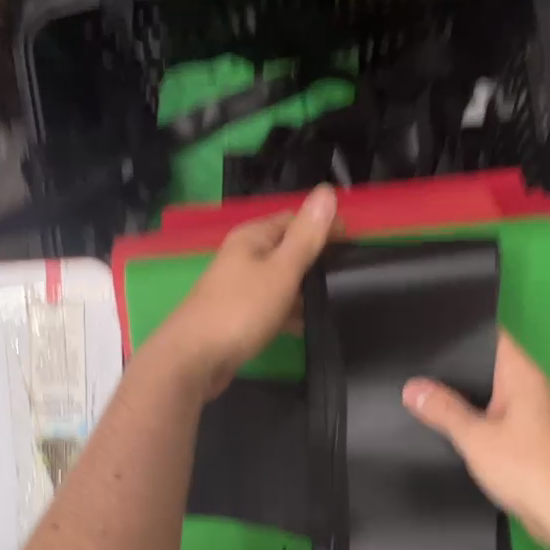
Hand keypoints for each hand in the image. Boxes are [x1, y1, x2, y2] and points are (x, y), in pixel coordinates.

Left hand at [151, 186, 339, 397]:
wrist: (194, 359)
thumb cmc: (241, 310)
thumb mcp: (282, 269)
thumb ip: (306, 235)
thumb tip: (327, 191)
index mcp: (252, 237)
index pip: (295, 219)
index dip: (324, 227)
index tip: (355, 244)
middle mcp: (242, 257)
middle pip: (286, 250)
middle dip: (315, 260)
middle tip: (348, 275)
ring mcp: (237, 288)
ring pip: (279, 281)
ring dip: (303, 290)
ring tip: (334, 301)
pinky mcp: (237, 316)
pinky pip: (270, 307)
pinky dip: (288, 313)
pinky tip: (305, 326)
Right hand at [403, 333, 549, 540]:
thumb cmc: (527, 469)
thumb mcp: (475, 438)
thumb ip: (442, 411)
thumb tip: (413, 388)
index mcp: (521, 376)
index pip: (492, 338)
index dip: (461, 332)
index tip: (428, 333)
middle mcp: (530, 390)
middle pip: (488, 367)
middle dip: (455, 369)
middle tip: (415, 368)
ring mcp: (532, 416)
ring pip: (491, 397)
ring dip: (465, 400)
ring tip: (426, 396)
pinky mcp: (530, 441)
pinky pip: (496, 421)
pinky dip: (476, 423)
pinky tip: (453, 432)